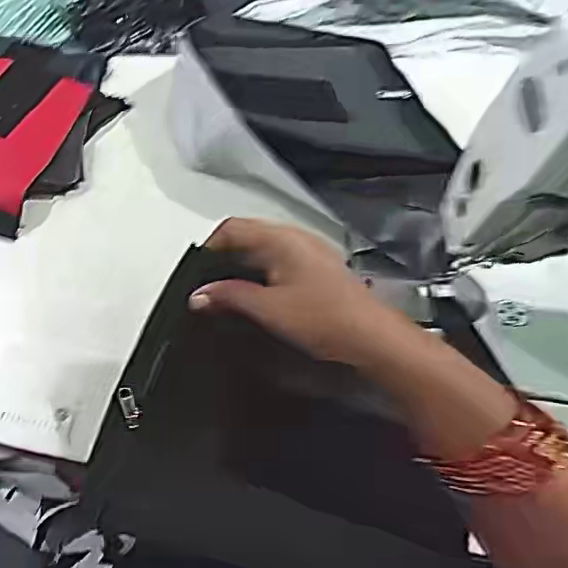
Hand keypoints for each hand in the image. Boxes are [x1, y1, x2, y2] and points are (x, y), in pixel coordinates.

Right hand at [188, 217, 409, 364]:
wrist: (371, 339)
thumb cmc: (332, 319)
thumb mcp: (266, 309)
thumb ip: (227, 297)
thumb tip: (200, 295)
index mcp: (282, 239)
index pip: (231, 228)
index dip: (208, 247)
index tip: (195, 270)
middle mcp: (298, 239)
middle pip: (246, 236)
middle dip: (222, 257)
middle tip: (206, 280)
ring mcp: (309, 253)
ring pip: (261, 249)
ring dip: (241, 267)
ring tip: (227, 290)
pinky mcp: (316, 270)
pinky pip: (277, 262)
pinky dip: (260, 274)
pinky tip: (256, 296)